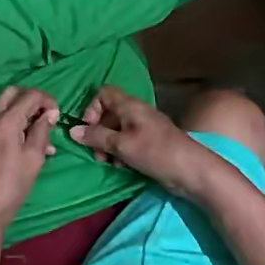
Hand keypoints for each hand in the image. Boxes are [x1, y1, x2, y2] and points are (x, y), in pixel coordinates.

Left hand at [0, 86, 58, 226]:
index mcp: (7, 120)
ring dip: (23, 111)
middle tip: (46, 115)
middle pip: (13, 92)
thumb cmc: (13, 183)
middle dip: (32, 99)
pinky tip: (27, 142)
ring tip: (41, 134)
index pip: (30, 95)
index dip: (47, 100)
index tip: (57, 115)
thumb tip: (50, 113)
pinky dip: (14, 122)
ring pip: (5, 105)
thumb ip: (42, 130)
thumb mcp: (35, 156)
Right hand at [67, 85, 215, 198]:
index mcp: (130, 106)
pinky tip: (122, 167)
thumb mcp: (122, 145)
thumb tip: (72, 130)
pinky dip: (120, 152)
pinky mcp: (150, 143)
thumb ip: (97, 137)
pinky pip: (127, 142)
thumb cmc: (156, 152)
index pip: (104, 93)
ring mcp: (144, 128)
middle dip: (98, 133)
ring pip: (116, 130)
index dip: (91, 108)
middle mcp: (136, 112)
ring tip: (109, 163)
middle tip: (98, 154)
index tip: (89, 129)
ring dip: (108, 145)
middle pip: (108, 113)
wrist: (192, 170)